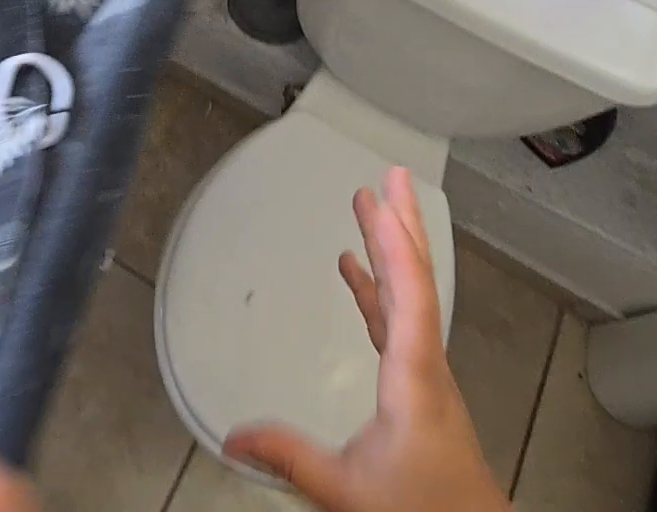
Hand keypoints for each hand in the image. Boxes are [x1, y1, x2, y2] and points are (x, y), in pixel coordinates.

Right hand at [224, 167, 509, 511]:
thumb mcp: (346, 491)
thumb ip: (288, 457)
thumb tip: (231, 435)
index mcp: (414, 376)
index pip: (410, 296)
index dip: (395, 244)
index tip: (383, 198)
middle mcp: (426, 362)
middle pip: (417, 280)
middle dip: (402, 225)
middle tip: (391, 176)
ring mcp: (425, 370)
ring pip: (410, 295)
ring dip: (391, 248)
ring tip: (370, 206)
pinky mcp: (417, 383)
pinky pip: (398, 319)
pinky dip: (377, 288)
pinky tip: (354, 271)